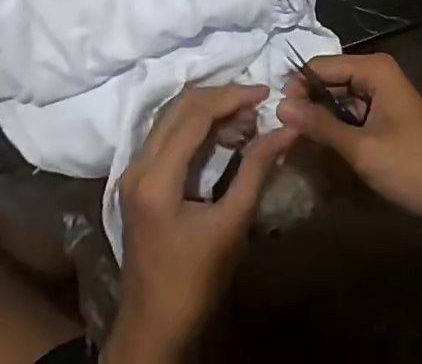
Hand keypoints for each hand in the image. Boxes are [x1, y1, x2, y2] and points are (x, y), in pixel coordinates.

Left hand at [107, 86, 298, 363]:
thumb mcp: (232, 224)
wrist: (154, 328)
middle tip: (258, 107)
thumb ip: (257, 169)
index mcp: (155, 178)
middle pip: (179, 107)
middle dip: (222, 99)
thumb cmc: (194, 281)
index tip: (266, 92)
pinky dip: (199, 127)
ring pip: (172, 118)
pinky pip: (169, 136)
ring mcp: (133, 173)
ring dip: (210, 111)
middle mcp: (137, 166)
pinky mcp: (139, 181)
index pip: (194, 115)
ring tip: (248, 123)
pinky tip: (227, 138)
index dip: (232, 97)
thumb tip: (287, 129)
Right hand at [276, 53, 421, 221]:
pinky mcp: (384, 116)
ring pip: (337, 99)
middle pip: (328, 80)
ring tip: (296, 146)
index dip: (297, 89)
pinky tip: (320, 149)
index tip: (276, 120)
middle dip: (306, 104)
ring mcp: (382, 95)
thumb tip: (280, 105)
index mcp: (375, 69)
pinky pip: (350, 114)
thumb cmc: (412, 169)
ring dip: (319, 119)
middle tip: (283, 137)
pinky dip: (335, 129)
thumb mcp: (361, 149)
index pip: (320, 66)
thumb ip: (320, 125)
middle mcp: (378, 73)